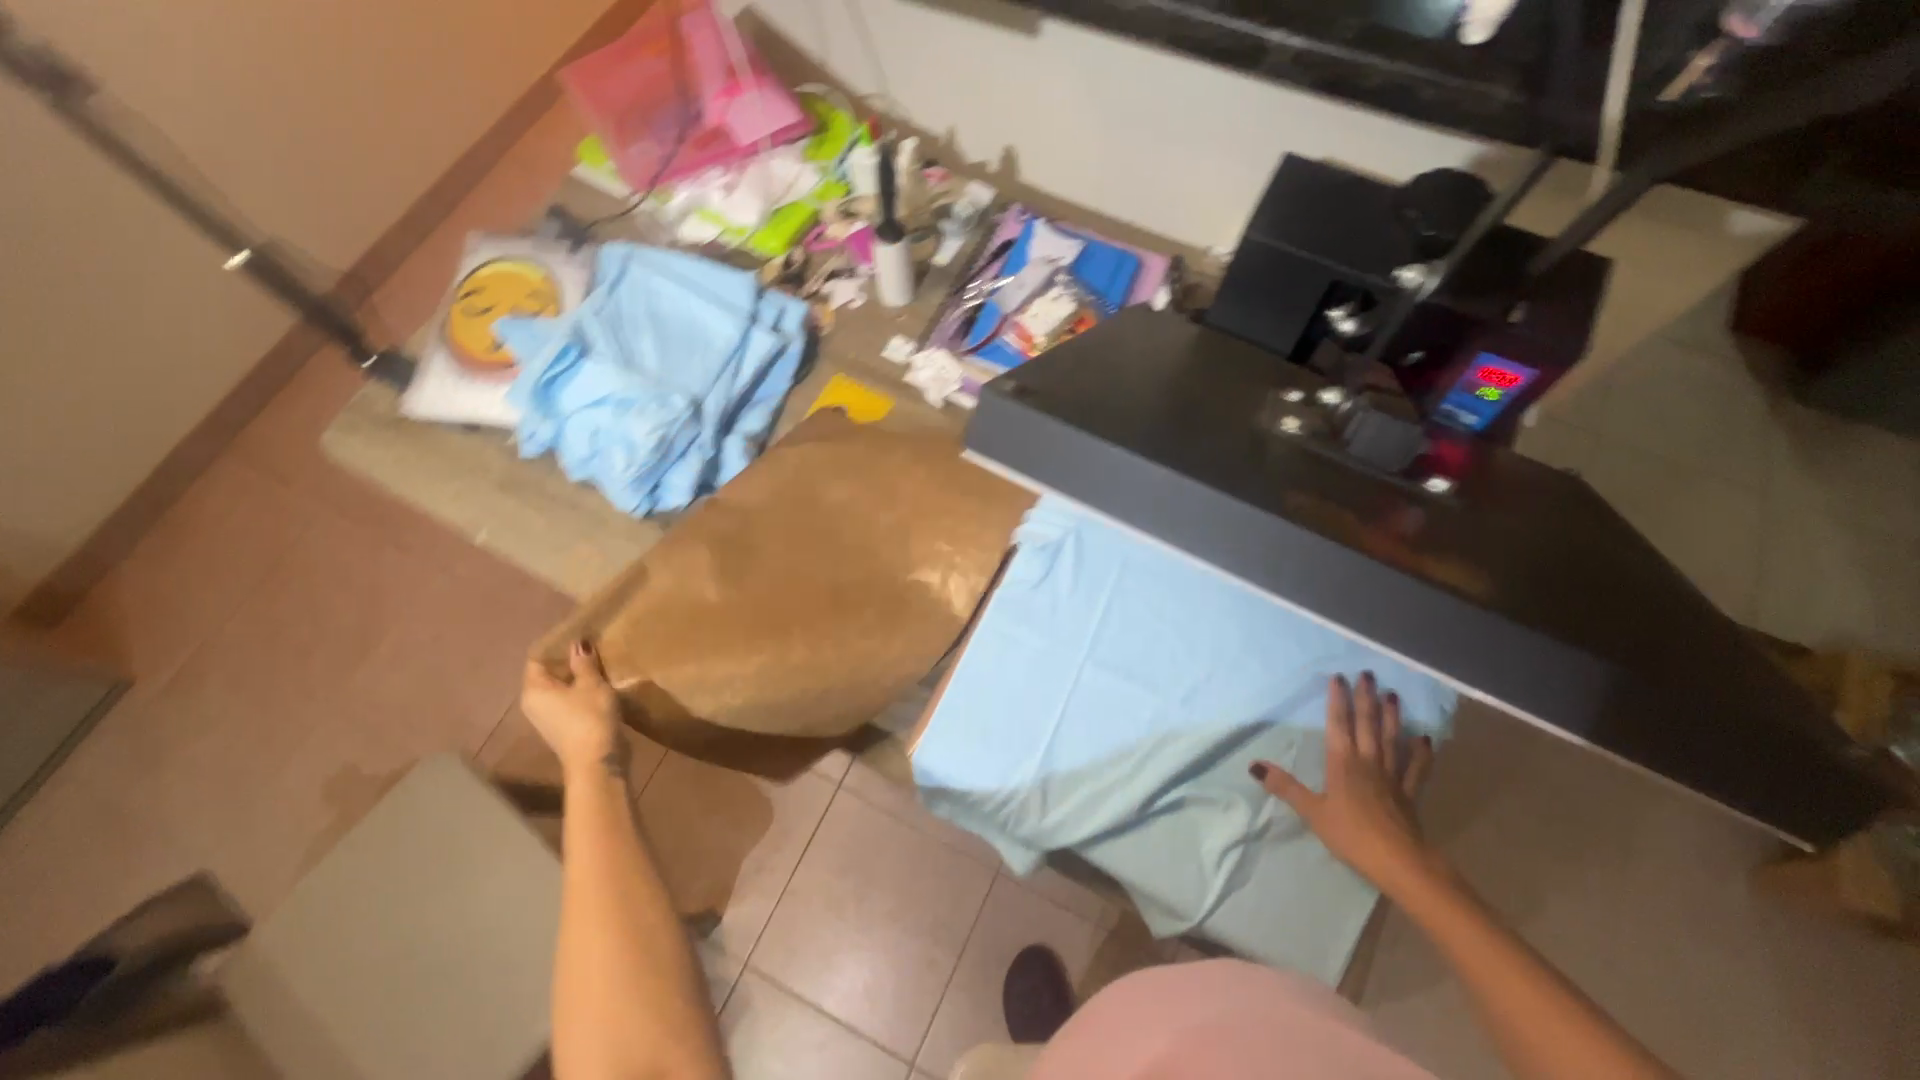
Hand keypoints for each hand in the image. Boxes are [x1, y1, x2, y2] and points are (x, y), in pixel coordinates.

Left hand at [521, 640, 626, 781]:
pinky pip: (568, 702)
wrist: (596, 762)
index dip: (557, 645)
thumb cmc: (589, 718)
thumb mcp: (591, 684)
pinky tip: (600, 687)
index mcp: (534, 689)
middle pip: (549, 673)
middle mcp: (534, 703)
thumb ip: (583, 662)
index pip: (538, 658)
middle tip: (593, 646)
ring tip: (599, 664)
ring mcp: (547, 717)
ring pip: (560, 689)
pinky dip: (580, 692)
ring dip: (577, 677)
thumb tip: (577, 644)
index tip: (579, 634)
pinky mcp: (562, 727)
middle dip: (569, 660)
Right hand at [1251, 672, 1439, 893]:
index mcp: (1342, 764)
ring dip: (1392, 717)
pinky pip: (1416, 769)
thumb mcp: (1312, 811)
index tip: (1338, 678)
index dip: (1338, 701)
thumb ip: (1286, 787)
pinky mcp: (1408, 793)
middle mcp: (1367, 762)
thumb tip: (1254, 765)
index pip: (1338, 725)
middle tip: (1368, 675)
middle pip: (1367, 725)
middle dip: (1366, 699)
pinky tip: (1425, 739)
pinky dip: (1421, 753)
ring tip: (1393, 695)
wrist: (1397, 859)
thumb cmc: (1350, 834)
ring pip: (1391, 740)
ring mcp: (1391, 776)